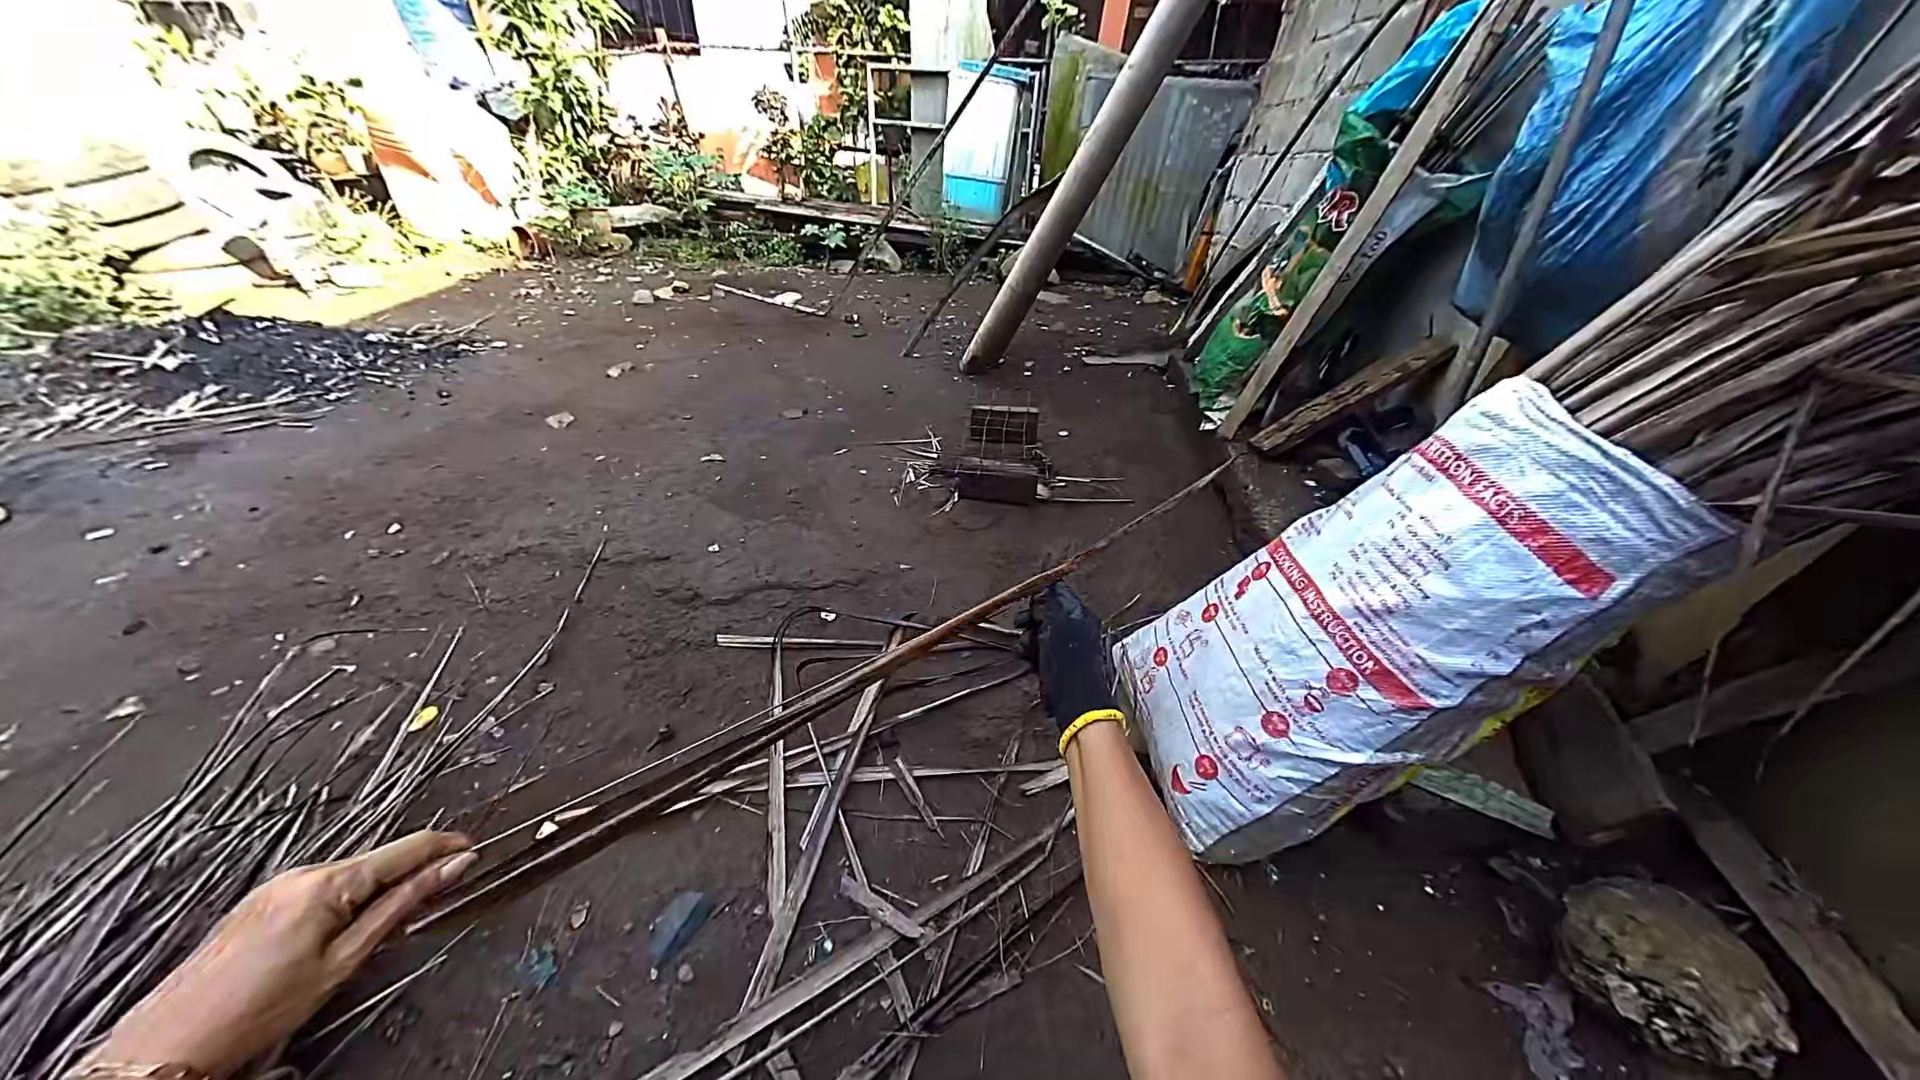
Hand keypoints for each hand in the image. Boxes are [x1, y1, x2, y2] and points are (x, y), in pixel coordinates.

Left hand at [88, 831, 474, 1077]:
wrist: (160, 1051)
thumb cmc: (255, 1012)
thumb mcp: (346, 959)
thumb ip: (404, 905)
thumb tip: (453, 866)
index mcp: (327, 883)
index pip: (408, 847)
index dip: (446, 847)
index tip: (474, 850)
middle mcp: (302, 874)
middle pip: (380, 860)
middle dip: (412, 874)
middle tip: (435, 900)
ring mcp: (277, 886)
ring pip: (352, 874)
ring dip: (379, 889)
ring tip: (387, 926)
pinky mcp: (260, 902)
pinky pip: (323, 887)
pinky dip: (349, 899)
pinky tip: (346, 931)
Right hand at [1025, 583, 1116, 733]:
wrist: (1075, 700)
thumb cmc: (1068, 661)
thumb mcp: (1055, 625)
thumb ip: (1047, 605)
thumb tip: (1039, 591)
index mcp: (1078, 613)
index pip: (1057, 591)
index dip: (1039, 593)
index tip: (1026, 600)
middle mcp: (1073, 625)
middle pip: (1045, 610)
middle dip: (1030, 616)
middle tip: (1022, 623)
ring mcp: (1065, 643)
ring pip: (1038, 629)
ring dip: (1027, 635)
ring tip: (1025, 647)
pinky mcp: (1055, 659)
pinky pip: (1038, 646)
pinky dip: (1030, 650)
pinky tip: (1026, 656)